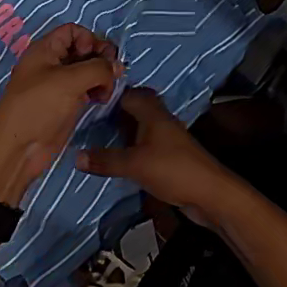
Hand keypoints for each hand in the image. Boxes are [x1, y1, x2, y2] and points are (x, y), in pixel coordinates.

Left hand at [0, 23, 120, 203]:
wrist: (19, 148)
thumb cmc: (39, 106)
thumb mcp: (69, 80)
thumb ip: (98, 68)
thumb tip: (117, 67)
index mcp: (45, 49)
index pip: (73, 30)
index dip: (89, 39)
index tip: (96, 57)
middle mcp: (52, 62)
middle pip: (83, 49)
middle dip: (100, 58)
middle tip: (112, 73)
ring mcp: (59, 84)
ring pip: (87, 69)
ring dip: (102, 75)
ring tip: (107, 90)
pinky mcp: (66, 102)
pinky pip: (87, 87)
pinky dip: (97, 89)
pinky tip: (102, 99)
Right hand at [77, 89, 243, 228]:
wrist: (210, 193)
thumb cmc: (173, 169)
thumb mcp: (134, 164)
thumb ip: (106, 160)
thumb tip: (76, 156)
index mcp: (152, 113)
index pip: (128, 93)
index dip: (108, 94)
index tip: (85, 99)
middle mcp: (160, 120)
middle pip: (136, 107)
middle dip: (115, 111)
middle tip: (90, 118)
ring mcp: (167, 137)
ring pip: (141, 125)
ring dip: (123, 128)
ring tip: (98, 135)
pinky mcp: (170, 154)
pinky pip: (145, 142)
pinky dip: (132, 145)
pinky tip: (119, 155)